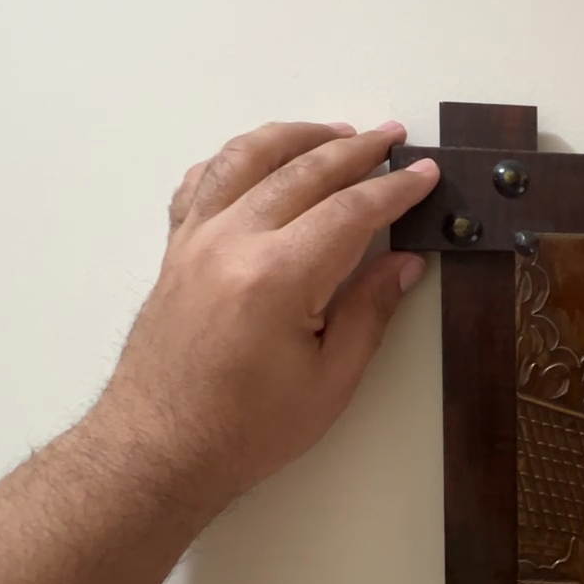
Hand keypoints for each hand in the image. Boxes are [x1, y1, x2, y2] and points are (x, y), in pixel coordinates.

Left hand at [86, 121, 437, 507]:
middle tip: (395, 137)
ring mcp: (194, 239)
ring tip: (336, 133)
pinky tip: (262, 160)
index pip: (350, 211)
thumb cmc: (251, 428)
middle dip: (356, 149)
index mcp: (277, 277)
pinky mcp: (174, 249)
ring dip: (297, 136)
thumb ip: (369, 311)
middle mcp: (231, 242)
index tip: (426, 173)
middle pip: (302, 171)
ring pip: (247, 159)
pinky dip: (238, 158)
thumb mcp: (331, 380)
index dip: (395, 190)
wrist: (156, 450)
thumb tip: (405, 263)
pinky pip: (204, 181)